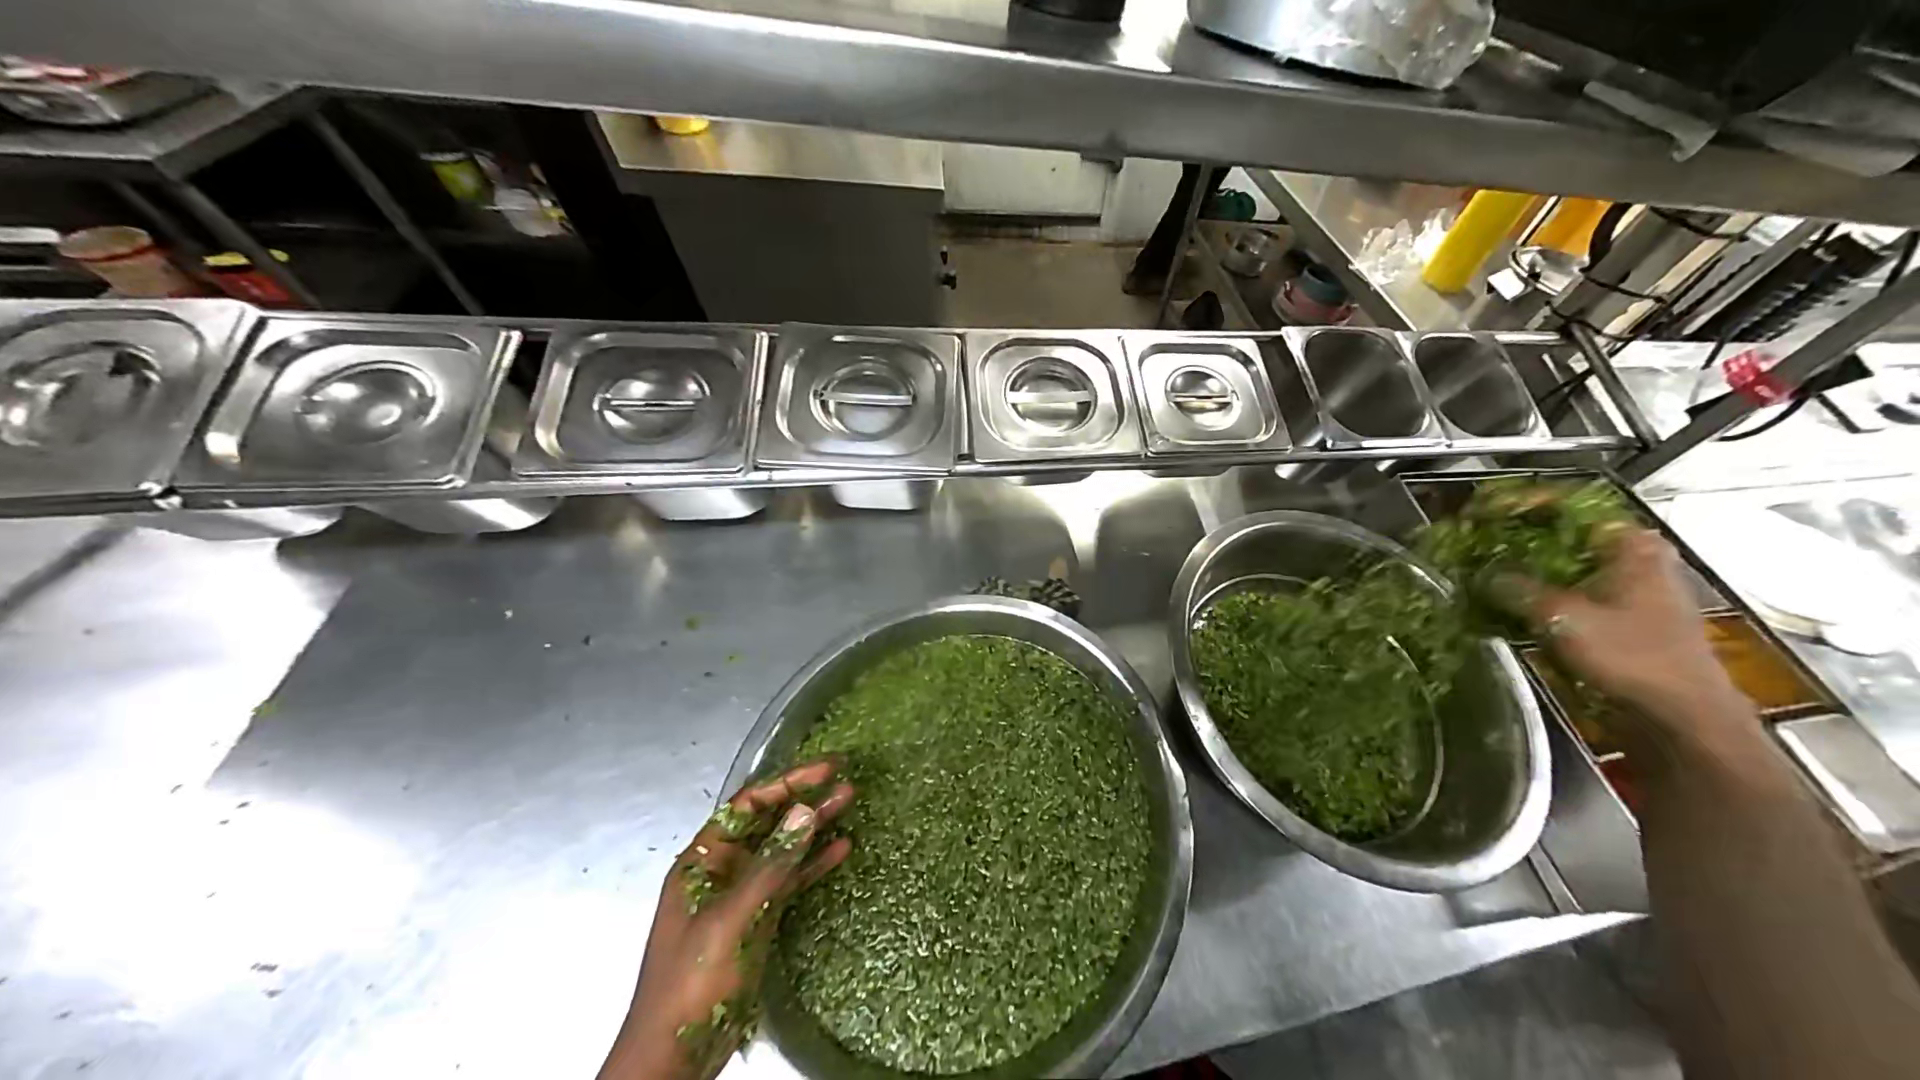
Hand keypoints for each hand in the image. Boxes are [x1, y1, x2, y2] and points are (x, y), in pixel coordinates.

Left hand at [599, 760, 853, 1079]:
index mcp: (703, 860)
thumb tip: (805, 812)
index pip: (748, 806)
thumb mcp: (731, 919)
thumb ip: (769, 866)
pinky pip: (789, 882)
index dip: (787, 782)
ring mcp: (742, 895)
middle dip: (804, 799)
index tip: (825, 769)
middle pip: (768, 823)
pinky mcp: (758, 919)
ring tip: (848, 802)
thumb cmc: (692, 982)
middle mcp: (723, 870)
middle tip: (844, 779)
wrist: (673, 1059)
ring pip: (783, 850)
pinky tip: (841, 850)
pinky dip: (813, 864)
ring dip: (814, 828)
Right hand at [1491, 526, 1746, 736]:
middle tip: (1470, 539)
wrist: (1681, 718)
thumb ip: (1515, 588)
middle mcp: (1631, 559)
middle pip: (1561, 533)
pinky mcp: (1614, 618)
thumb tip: (1480, 575)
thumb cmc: (1633, 658)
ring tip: (1476, 569)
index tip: (1478, 511)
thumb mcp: (1563, 618)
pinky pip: (1563, 592)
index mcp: (1629, 545)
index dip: (1517, 505)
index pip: (1566, 505)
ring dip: (1518, 567)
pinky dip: (1531, 594)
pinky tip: (1500, 602)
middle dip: (1512, 536)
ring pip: (1559, 564)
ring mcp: (1624, 589)